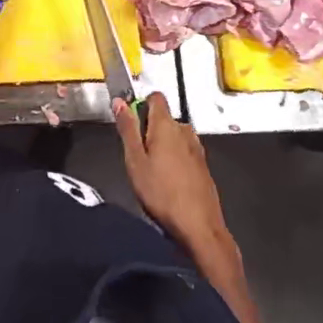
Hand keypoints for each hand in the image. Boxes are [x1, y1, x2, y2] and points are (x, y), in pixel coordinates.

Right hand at [114, 92, 228, 250]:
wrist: (198, 225)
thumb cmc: (160, 192)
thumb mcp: (134, 160)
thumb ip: (127, 129)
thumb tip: (119, 101)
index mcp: (167, 125)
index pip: (155, 97)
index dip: (140, 105)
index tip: (129, 124)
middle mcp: (185, 130)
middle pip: (162, 118)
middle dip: (147, 130)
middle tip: (136, 156)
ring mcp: (197, 148)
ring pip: (173, 136)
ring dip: (160, 146)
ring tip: (150, 172)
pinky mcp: (203, 164)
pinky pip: (183, 151)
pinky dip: (172, 158)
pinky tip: (166, 181)